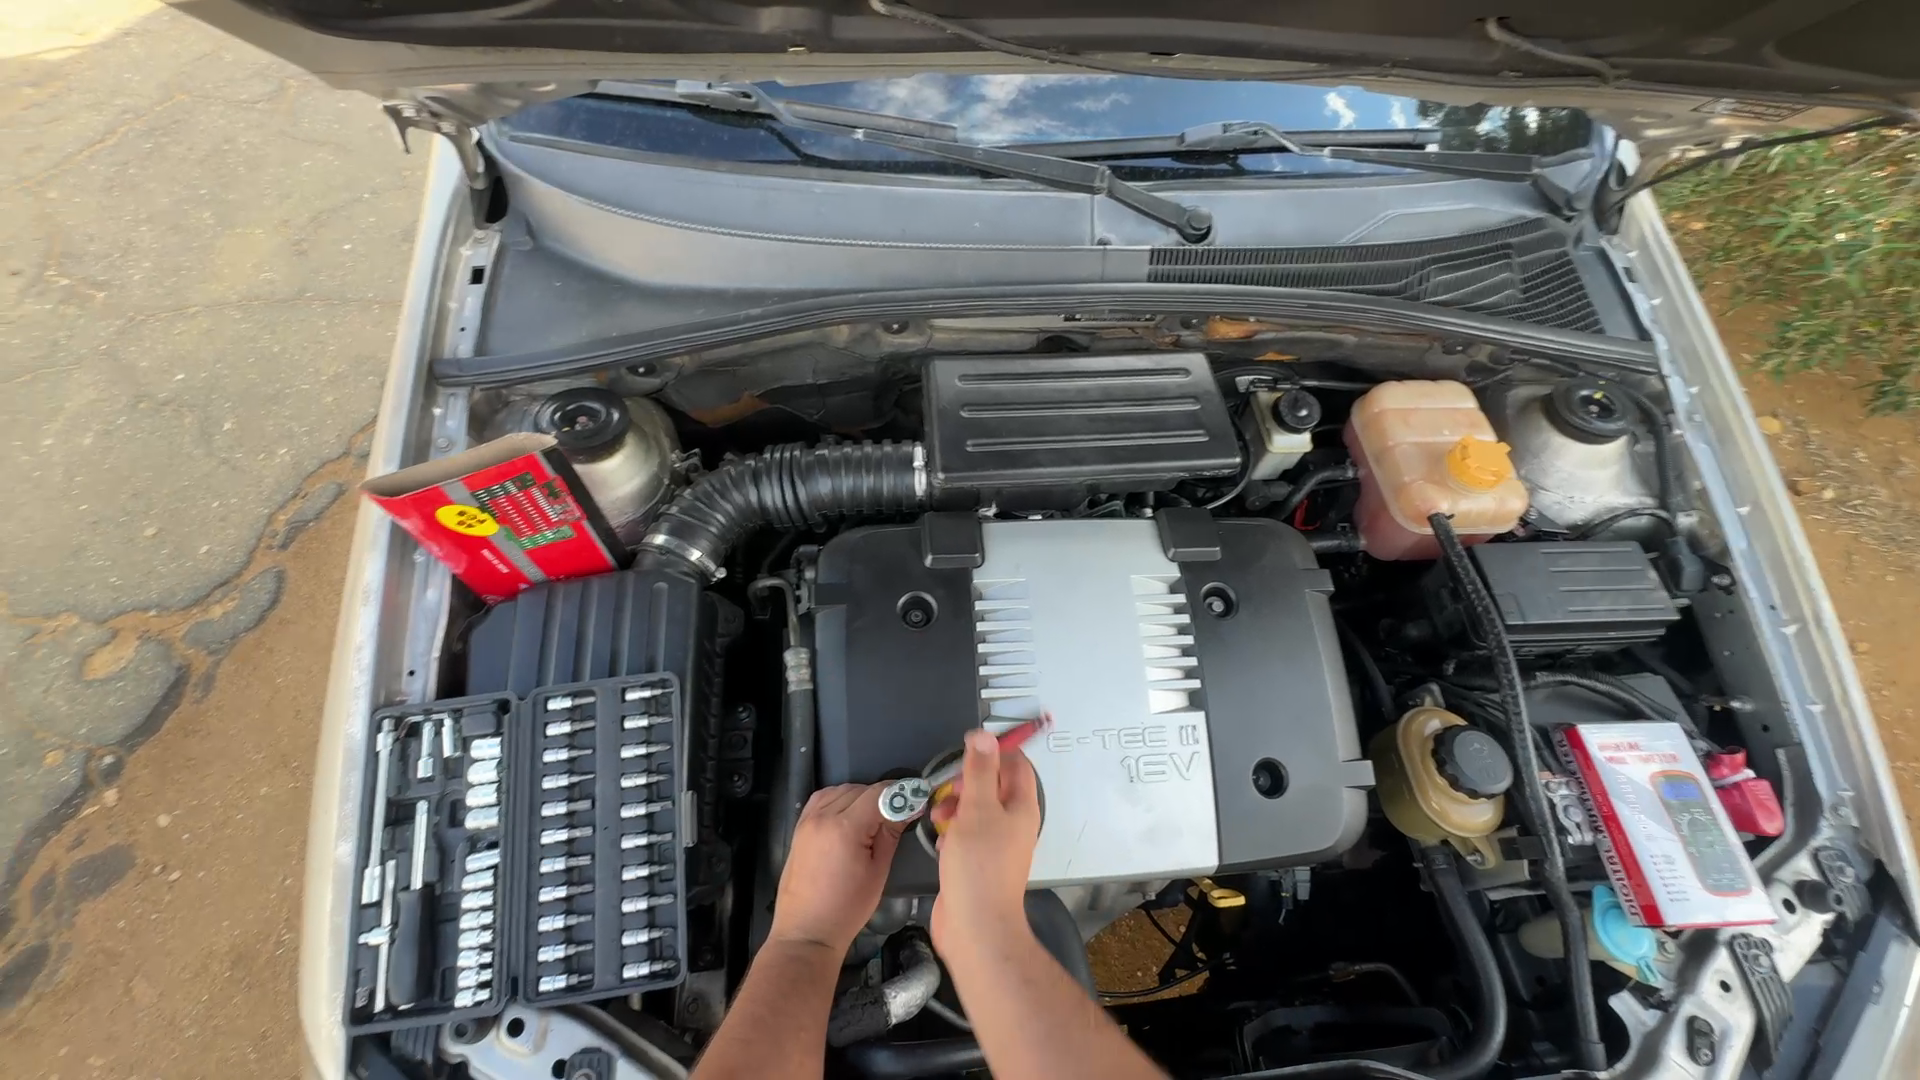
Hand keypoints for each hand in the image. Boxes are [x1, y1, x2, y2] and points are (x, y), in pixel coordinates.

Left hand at [769, 783, 905, 954]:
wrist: (806, 931)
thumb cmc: (848, 907)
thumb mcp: (879, 870)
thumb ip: (891, 832)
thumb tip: (908, 807)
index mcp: (845, 828)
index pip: (878, 793)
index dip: (900, 792)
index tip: (916, 797)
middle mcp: (823, 816)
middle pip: (860, 789)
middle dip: (881, 797)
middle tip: (896, 814)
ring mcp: (807, 820)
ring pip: (841, 789)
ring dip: (860, 796)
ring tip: (872, 817)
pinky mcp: (799, 826)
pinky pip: (823, 798)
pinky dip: (839, 799)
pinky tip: (848, 814)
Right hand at [928, 729, 1041, 959]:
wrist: (975, 928)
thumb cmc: (979, 866)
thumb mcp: (977, 808)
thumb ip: (979, 770)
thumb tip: (985, 735)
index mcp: (1022, 806)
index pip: (1016, 764)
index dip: (994, 752)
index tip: (966, 752)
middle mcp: (1014, 823)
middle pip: (993, 786)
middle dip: (966, 782)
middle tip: (948, 791)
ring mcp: (997, 845)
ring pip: (976, 810)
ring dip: (955, 807)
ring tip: (938, 817)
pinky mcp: (979, 863)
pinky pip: (966, 836)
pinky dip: (952, 833)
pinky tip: (940, 844)